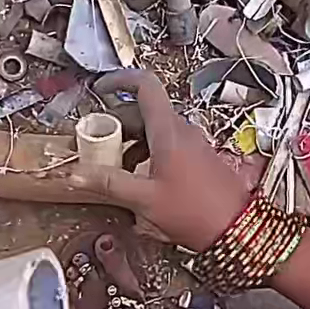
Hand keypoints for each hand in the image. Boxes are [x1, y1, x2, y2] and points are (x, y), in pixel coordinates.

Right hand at [66, 69, 251, 249]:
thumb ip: (109, 183)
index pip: (145, 86)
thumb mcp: (144, 199)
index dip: (120, 80)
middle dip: (118, 123)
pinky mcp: (197, 157)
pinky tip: (137, 177)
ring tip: (114, 168)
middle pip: (145, 111)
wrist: (236, 228)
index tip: (99, 89)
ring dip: (131, 141)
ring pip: (155, 129)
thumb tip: (73, 173)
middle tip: (97, 145)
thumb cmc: (192, 211)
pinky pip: (166, 144)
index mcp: (168, 130)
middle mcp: (181, 130)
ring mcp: (191, 143)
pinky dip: (146, 152)